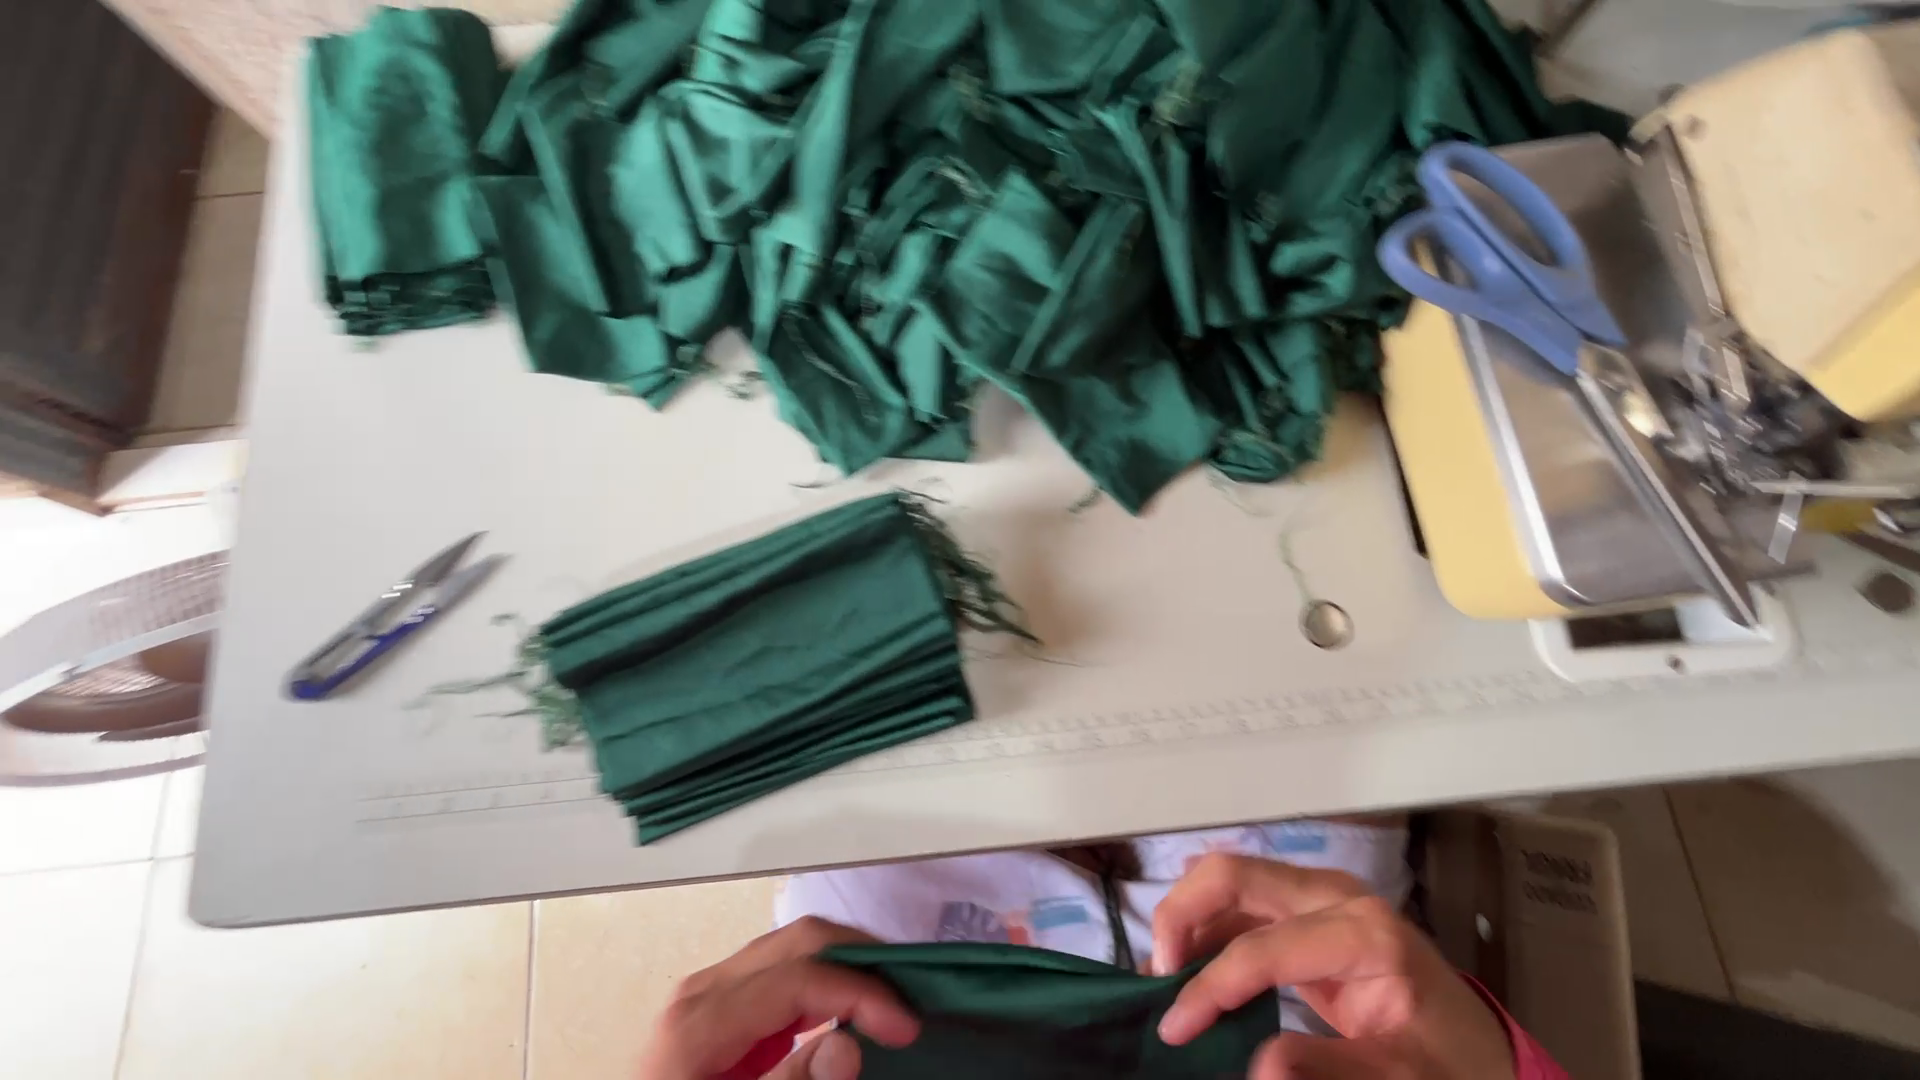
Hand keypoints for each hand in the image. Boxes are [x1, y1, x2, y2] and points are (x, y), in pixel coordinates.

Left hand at [638, 917, 919, 1079]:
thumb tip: (850, 1046)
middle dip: (862, 959)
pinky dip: (827, 979)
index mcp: (700, 1020)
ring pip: (796, 947)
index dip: (860, 991)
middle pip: (800, 941)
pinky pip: (784, 971)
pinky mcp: (722, 1006)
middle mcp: (705, 989)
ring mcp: (712, 993)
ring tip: (892, 995)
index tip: (907, 1024)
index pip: (799, 975)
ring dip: (849, 964)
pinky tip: (853, 1003)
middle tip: (911, 993)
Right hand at [1152, 854, 1513, 1079]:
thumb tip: (1256, 1069)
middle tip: (1157, 974)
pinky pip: (1238, 900)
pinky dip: (1204, 924)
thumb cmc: (1449, 1063)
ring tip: (1162, 974)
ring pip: (1226, 878)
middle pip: (1233, 875)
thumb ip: (1334, 1073)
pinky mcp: (1302, 906)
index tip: (1175, 1031)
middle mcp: (1332, 894)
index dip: (1211, 987)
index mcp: (1362, 932)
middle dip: (1180, 915)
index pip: (1262, 947)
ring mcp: (1315, 893)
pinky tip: (1186, 962)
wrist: (1475, 1041)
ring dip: (1185, 917)